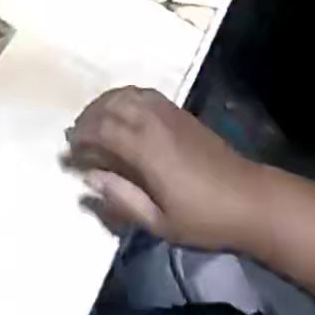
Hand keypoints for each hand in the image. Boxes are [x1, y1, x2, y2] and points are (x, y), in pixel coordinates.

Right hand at [66, 87, 264, 250]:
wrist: (247, 197)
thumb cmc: (202, 217)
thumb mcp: (158, 221)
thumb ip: (120, 198)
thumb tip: (88, 179)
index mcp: (147, 148)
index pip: (104, 129)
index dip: (82, 136)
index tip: (68, 150)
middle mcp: (154, 121)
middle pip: (112, 106)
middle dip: (89, 117)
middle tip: (75, 135)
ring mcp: (168, 112)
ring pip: (127, 94)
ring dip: (105, 103)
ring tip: (92, 120)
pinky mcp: (178, 111)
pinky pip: (144, 93)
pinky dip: (124, 96)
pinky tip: (120, 110)